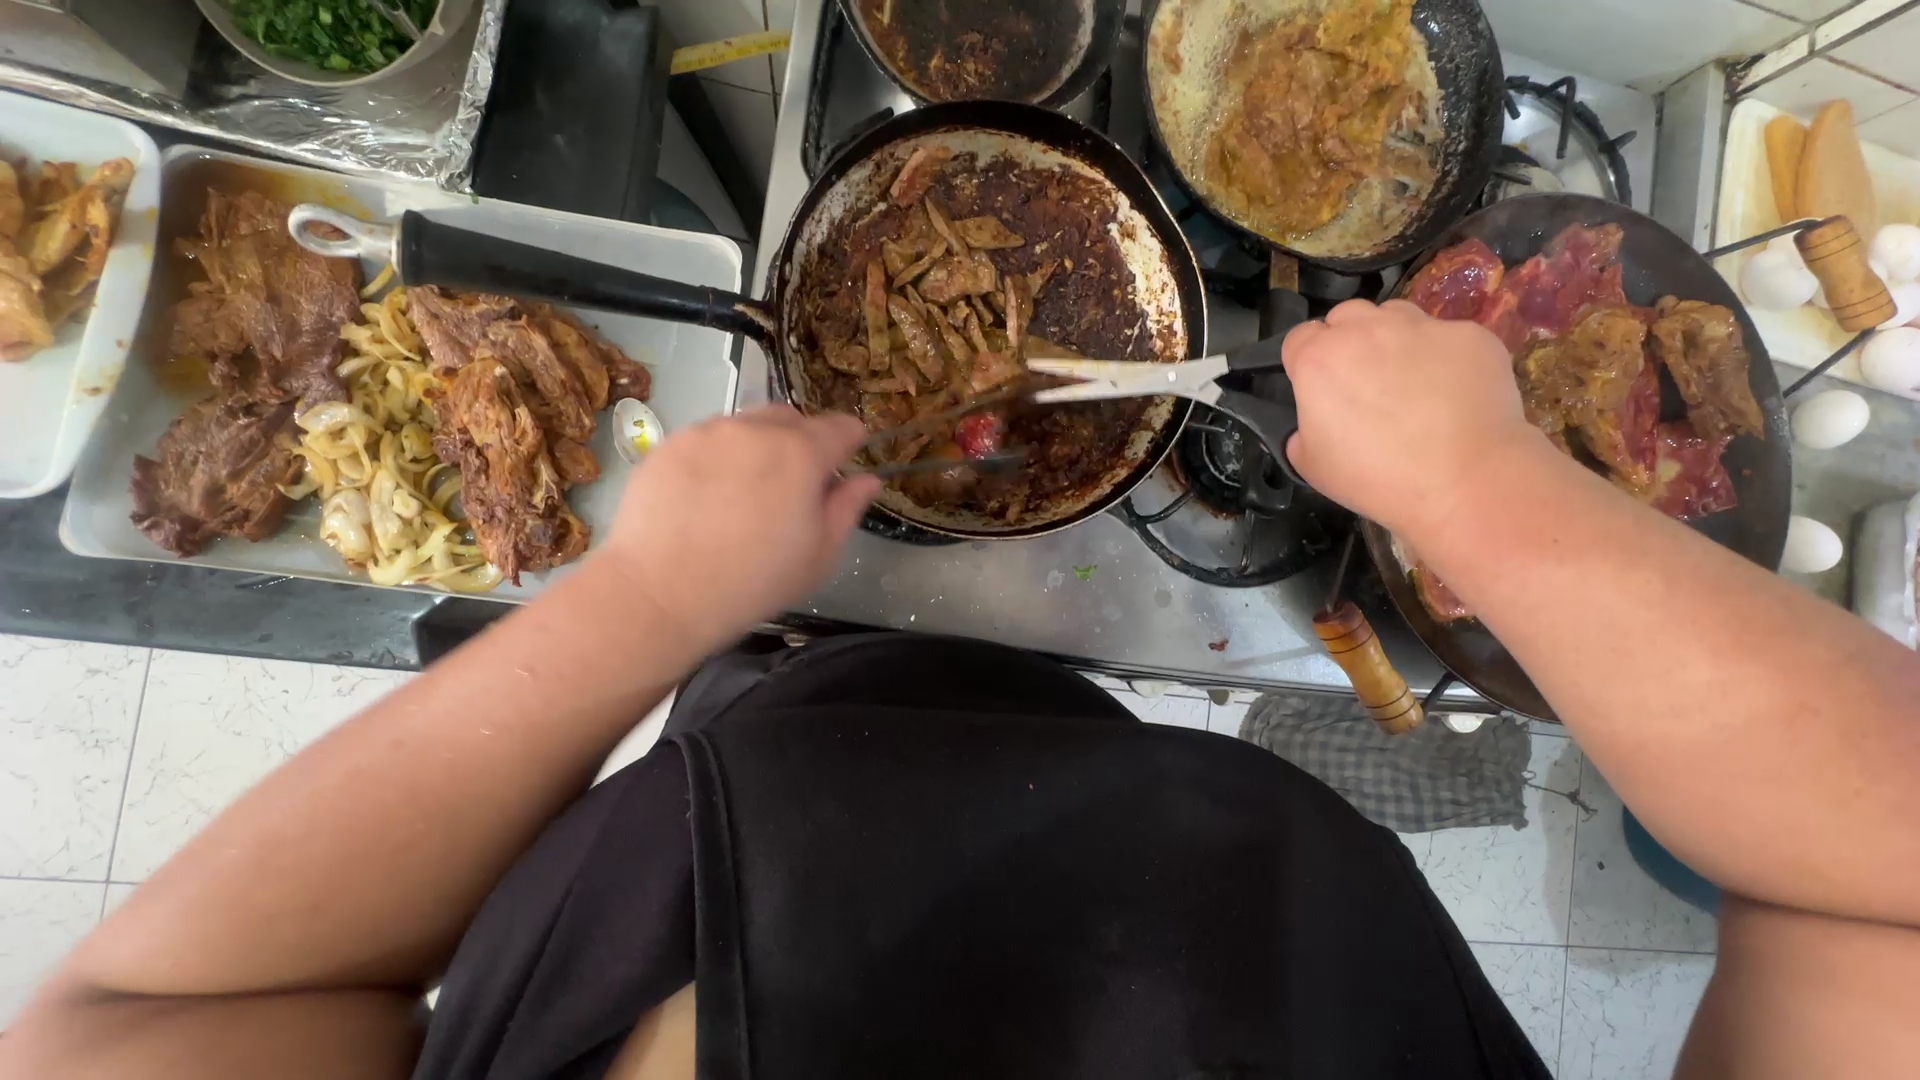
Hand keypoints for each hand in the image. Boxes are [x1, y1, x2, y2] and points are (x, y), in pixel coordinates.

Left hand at [597, 406, 881, 649]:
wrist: (659, 594)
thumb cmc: (752, 583)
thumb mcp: (818, 556)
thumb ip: (846, 509)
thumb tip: (866, 480)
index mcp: (802, 454)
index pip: (841, 427)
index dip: (850, 443)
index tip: (844, 464)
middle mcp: (756, 430)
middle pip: (793, 419)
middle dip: (803, 442)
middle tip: (794, 486)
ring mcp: (708, 432)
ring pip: (747, 425)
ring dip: (759, 446)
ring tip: (746, 492)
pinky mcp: (670, 444)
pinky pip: (708, 439)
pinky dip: (719, 457)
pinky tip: (708, 496)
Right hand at [1281, 299, 1550, 534]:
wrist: (1463, 479)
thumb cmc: (1375, 476)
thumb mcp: (1310, 464)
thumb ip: (1302, 428)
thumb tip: (1317, 420)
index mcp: (1318, 360)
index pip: (1298, 337)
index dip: (1304, 360)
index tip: (1316, 385)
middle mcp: (1366, 330)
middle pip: (1345, 316)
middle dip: (1346, 340)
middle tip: (1360, 380)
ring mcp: (1422, 327)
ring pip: (1395, 314)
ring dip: (1392, 338)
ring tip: (1408, 378)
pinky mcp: (1469, 334)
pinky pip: (1446, 336)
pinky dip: (1443, 356)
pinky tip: (1452, 391)